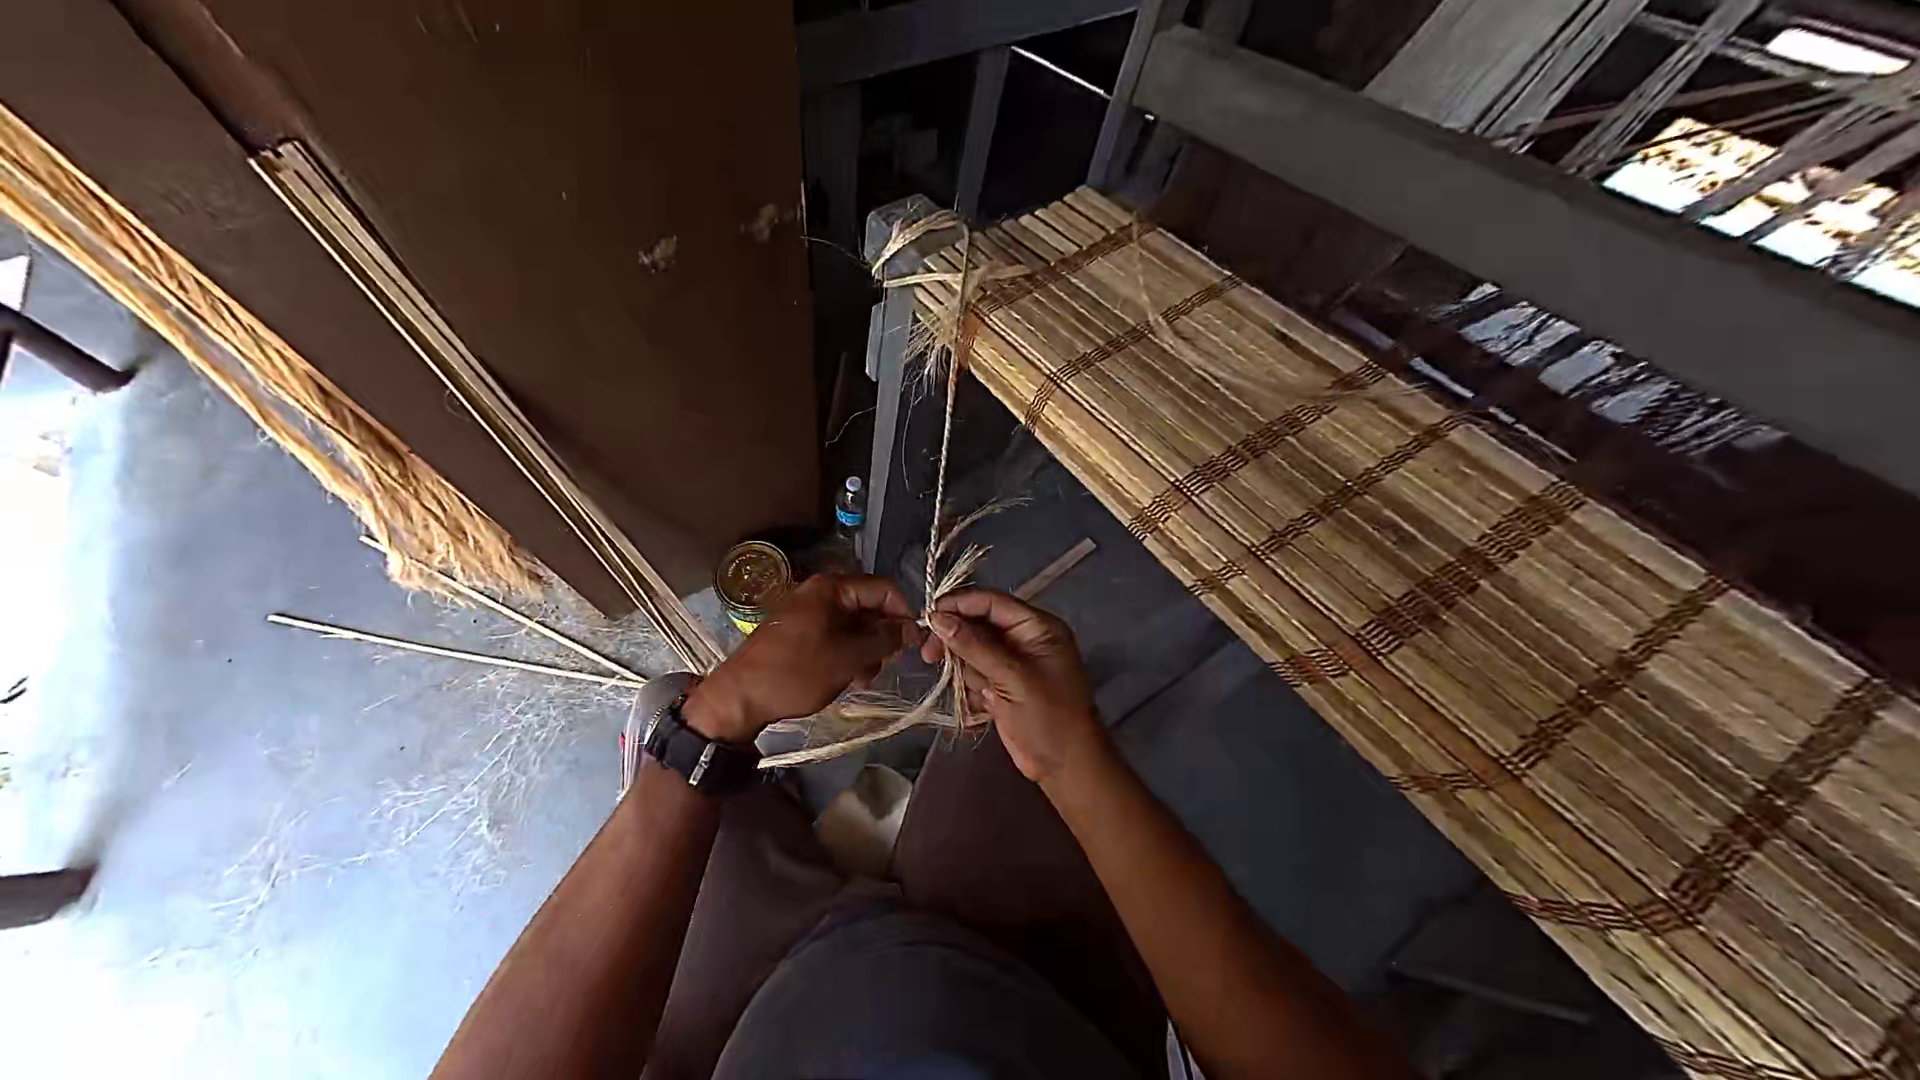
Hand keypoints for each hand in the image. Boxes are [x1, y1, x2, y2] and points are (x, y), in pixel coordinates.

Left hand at [686, 574, 923, 741]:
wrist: (739, 699)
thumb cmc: (796, 672)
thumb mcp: (848, 657)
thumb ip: (885, 639)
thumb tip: (913, 628)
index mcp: (831, 588)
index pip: (884, 588)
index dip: (903, 613)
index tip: (913, 643)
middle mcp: (820, 593)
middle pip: (869, 607)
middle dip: (882, 637)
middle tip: (885, 665)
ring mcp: (808, 613)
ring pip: (854, 626)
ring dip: (865, 651)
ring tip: (861, 678)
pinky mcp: (800, 634)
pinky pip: (835, 637)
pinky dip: (847, 655)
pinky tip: (846, 678)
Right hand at [919, 588, 1103, 783]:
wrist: (1065, 766)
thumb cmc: (1048, 718)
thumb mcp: (1012, 679)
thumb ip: (975, 646)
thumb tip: (939, 618)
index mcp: (1036, 627)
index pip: (992, 602)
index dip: (959, 604)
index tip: (929, 615)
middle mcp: (1023, 638)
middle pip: (977, 623)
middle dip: (954, 638)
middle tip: (928, 653)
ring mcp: (1012, 662)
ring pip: (971, 649)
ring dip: (961, 666)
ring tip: (968, 688)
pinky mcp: (1001, 684)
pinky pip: (974, 671)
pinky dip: (969, 684)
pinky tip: (979, 704)